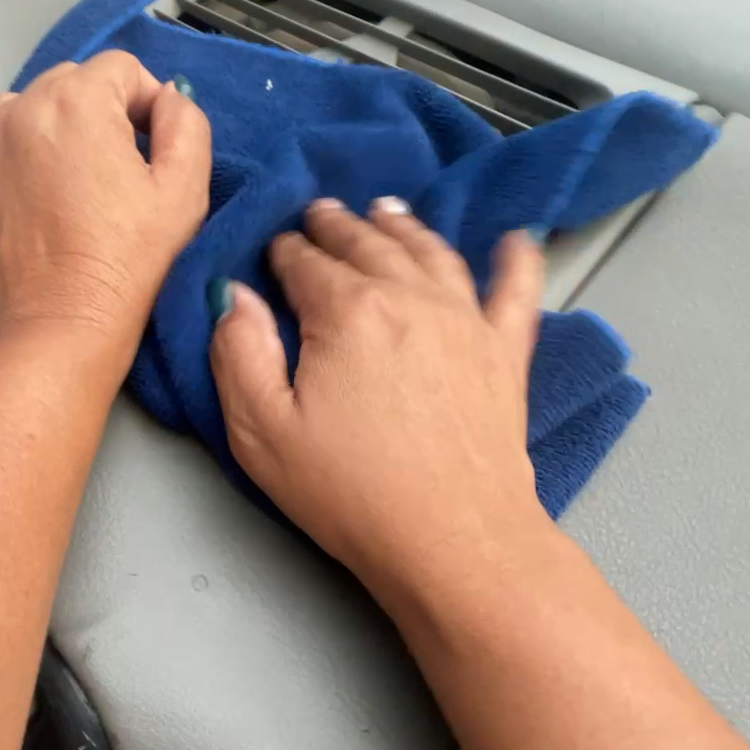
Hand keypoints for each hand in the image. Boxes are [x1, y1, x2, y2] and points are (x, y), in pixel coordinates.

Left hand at [0, 51, 210, 374]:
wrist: (57, 331)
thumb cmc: (121, 270)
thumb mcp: (184, 194)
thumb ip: (187, 125)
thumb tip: (167, 101)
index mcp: (79, 102)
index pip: (121, 71)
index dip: (145, 108)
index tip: (149, 153)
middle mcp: (21, 108)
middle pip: (71, 85)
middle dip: (98, 119)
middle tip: (112, 182)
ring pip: (25, 109)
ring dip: (51, 133)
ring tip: (68, 190)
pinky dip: (0, 148)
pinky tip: (23, 184)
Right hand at [209, 198, 551, 592]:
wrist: (449, 538)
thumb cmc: (347, 491)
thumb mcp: (261, 431)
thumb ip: (239, 354)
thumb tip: (233, 295)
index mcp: (345, 313)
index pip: (307, 265)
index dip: (287, 253)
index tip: (277, 247)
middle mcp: (410, 299)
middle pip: (368, 246)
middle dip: (338, 227)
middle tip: (321, 213)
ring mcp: (465, 321)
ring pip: (430, 253)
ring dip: (402, 227)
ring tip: (385, 211)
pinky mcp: (505, 355)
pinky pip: (516, 289)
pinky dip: (515, 259)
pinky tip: (514, 239)